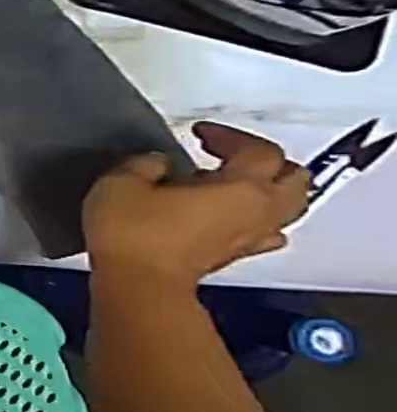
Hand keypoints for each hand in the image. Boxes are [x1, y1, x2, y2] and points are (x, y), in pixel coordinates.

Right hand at [83, 122, 308, 287]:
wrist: (138, 278)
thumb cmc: (131, 228)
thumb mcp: (120, 183)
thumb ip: (143, 164)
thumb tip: (157, 162)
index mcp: (241, 187)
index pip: (257, 150)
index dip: (229, 135)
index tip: (198, 132)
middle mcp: (261, 209)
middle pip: (292, 177)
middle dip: (263, 160)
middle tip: (224, 153)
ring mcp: (254, 234)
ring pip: (288, 204)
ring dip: (266, 188)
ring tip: (229, 182)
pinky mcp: (239, 252)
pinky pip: (268, 230)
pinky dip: (256, 217)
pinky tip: (231, 216)